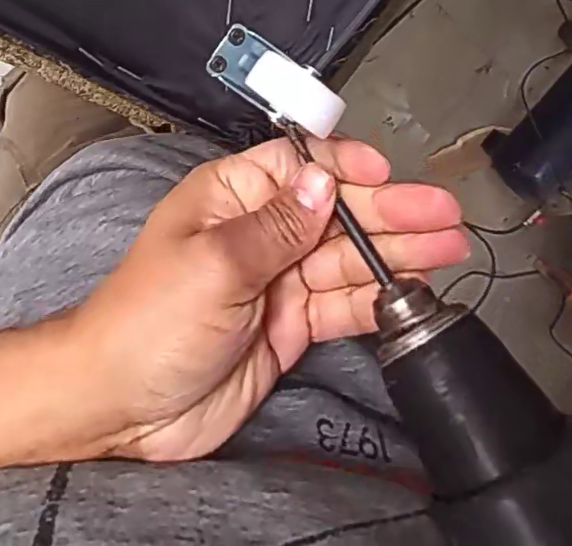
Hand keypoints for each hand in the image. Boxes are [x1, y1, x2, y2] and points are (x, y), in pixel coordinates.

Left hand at [70, 136, 466, 461]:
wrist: (124, 406)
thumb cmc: (147, 319)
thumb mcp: (214, 263)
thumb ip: (277, 226)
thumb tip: (323, 182)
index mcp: (230, 196)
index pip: (296, 166)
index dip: (342, 165)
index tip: (383, 170)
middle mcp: (258, 230)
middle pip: (333, 211)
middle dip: (388, 209)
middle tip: (441, 211)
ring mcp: (276, 277)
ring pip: (345, 256)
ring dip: (396, 251)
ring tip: (448, 244)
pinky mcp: (289, 322)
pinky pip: (341, 303)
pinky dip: (376, 297)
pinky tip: (413, 286)